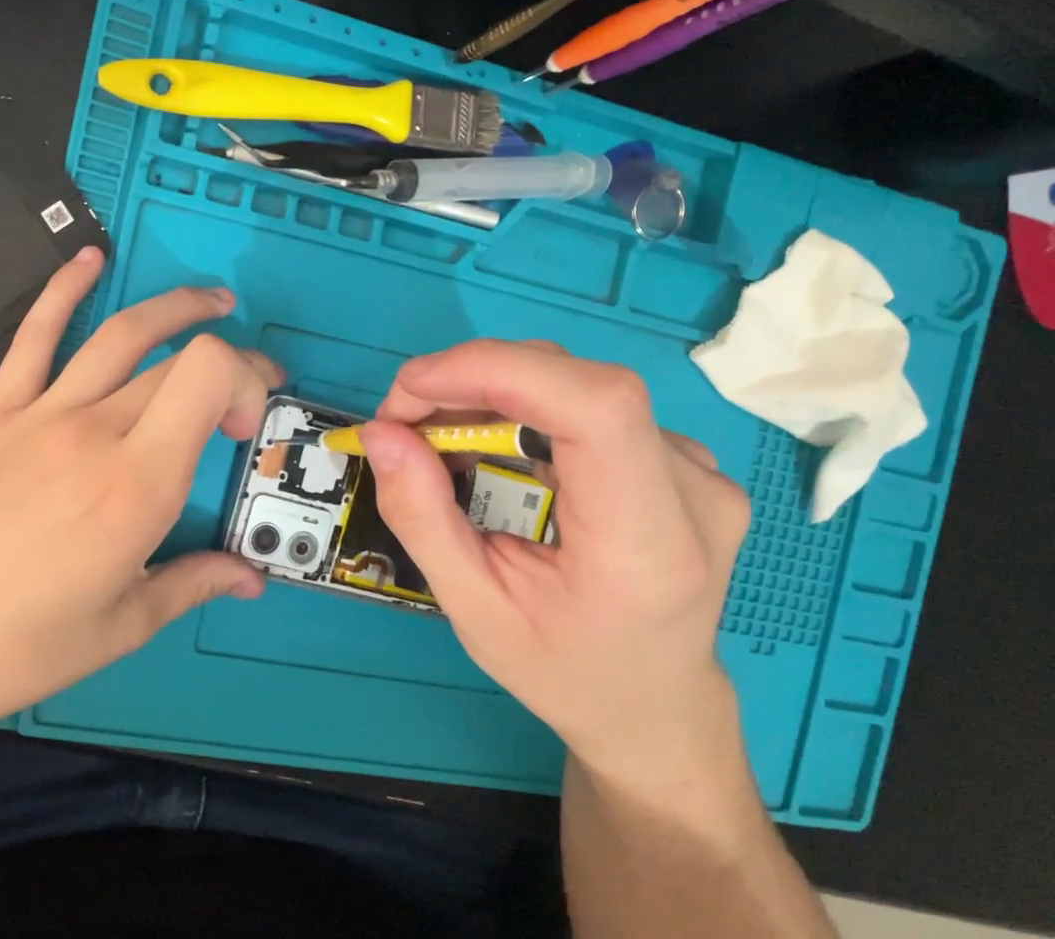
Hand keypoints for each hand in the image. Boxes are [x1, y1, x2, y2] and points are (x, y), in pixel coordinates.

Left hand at [0, 247, 280, 737]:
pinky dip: (64, 290)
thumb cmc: (24, 647)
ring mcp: (38, 416)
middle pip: (176, 363)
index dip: (247, 382)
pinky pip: (33, 337)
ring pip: (118, 335)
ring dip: (173, 307)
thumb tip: (250, 578)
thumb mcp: (124, 624)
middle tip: (245, 393)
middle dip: (229, 364)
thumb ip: (194, 584)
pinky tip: (90, 260)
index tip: (246, 428)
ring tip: (212, 300)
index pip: (209, 378)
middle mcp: (93, 435)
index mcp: (137, 488)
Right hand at [357, 340, 751, 784]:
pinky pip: (589, 406)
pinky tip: (486, 449)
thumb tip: (380, 433)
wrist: (654, 705)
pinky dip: (520, 409)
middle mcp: (692, 491)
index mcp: (645, 543)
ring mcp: (697, 471)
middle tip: (403, 418)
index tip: (411, 389)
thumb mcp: (472, 609)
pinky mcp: (682, 461)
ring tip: (435, 437)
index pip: (596, 408)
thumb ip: (423, 519)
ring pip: (579, 387)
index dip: (497, 371)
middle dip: (473, 380)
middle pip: (580, 385)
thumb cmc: (562, 670)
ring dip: (491, 394)